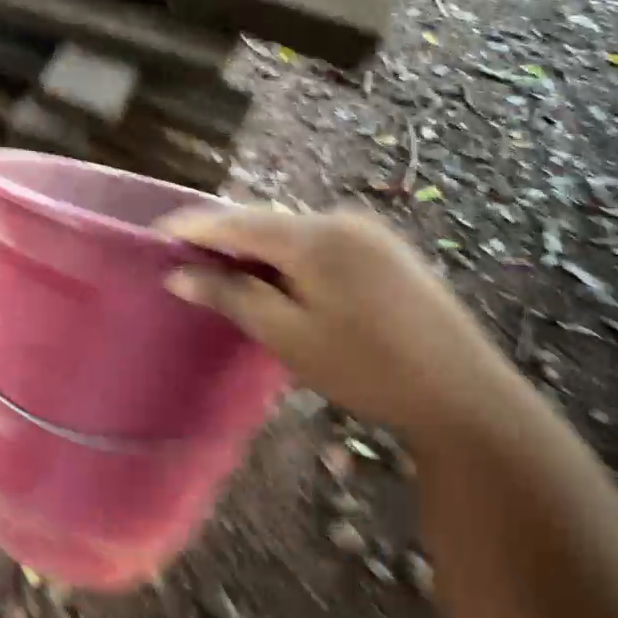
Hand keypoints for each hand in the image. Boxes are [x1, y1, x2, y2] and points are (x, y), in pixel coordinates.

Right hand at [155, 206, 528, 436]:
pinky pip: (318, 244)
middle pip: (264, 222)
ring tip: (218, 271)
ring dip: (254, 250)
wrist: (464, 395)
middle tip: (180, 258)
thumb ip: (230, 295)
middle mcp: (343, 222)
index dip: (192, 227)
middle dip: (221, 238)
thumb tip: (178, 273)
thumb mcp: (285, 334)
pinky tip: (273, 281)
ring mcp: (371, 235)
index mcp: (315, 237)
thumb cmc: (363, 366)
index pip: (235, 222)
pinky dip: (286, 258)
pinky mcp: (387, 254)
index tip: (153, 234)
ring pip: (291, 234)